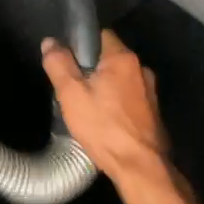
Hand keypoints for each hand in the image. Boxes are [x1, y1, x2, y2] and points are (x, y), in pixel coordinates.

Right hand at [42, 30, 169, 185]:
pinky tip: (104, 123)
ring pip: (119, 81)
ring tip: (86, 109)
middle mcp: (141, 69)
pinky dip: (116, 105)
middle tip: (72, 89)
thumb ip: (59, 65)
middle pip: (109, 59)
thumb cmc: (104, 127)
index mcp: (123, 58)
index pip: (100, 35)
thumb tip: (50, 42)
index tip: (67, 61)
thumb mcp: (72, 95)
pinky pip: (128, 99)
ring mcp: (150, 92)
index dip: (81, 44)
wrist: (140, 168)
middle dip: (91, 70)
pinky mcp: (152, 113)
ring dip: (104, 89)